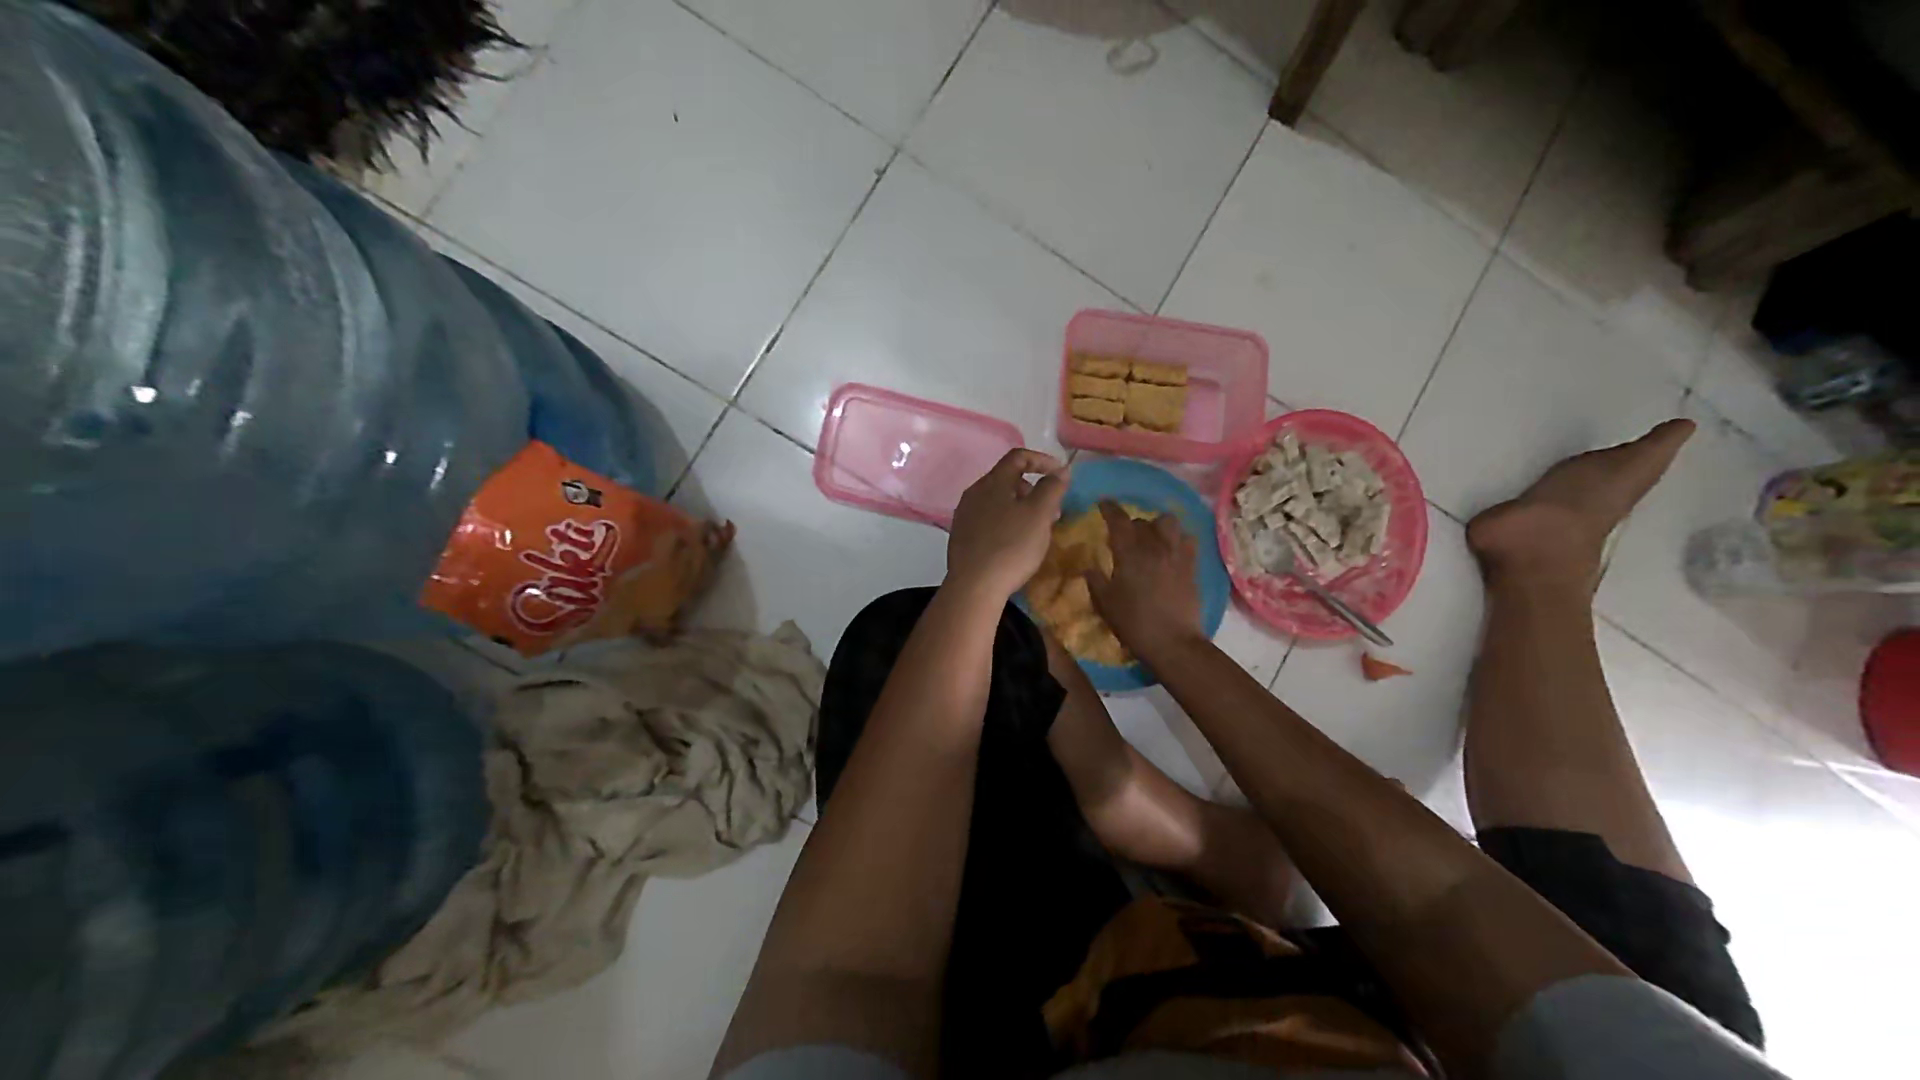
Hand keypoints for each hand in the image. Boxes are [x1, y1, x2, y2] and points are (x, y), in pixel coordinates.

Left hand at [946, 449, 1068, 599]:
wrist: (974, 586)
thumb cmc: (1011, 546)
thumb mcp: (1039, 515)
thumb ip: (1051, 488)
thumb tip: (1060, 470)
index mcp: (992, 482)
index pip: (1018, 457)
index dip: (1042, 461)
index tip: (1061, 475)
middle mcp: (974, 493)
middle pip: (1007, 479)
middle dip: (1033, 489)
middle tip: (1051, 510)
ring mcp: (964, 515)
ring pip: (997, 501)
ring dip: (1020, 507)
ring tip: (1035, 529)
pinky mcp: (961, 536)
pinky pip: (988, 519)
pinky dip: (1006, 521)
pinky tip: (1014, 543)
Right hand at [1085, 501, 1202, 658]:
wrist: (1173, 642)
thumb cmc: (1133, 623)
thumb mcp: (1105, 604)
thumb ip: (1095, 581)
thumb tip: (1089, 568)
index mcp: (1129, 553)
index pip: (1118, 520)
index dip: (1109, 508)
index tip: (1103, 503)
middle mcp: (1154, 547)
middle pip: (1142, 521)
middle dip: (1131, 524)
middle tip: (1123, 536)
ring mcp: (1176, 554)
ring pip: (1168, 523)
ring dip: (1157, 525)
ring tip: (1151, 538)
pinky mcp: (1192, 566)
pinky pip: (1187, 540)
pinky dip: (1177, 538)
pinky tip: (1171, 550)